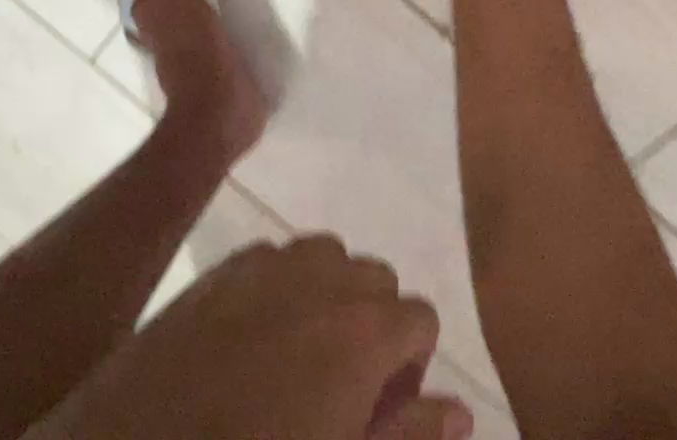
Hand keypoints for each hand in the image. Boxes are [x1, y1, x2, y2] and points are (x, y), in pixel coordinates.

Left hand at [28, 236, 471, 439]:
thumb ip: (410, 435)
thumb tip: (460, 409)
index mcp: (362, 332)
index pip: (420, 316)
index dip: (409, 366)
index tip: (378, 408)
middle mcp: (320, 281)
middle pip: (375, 276)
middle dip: (372, 323)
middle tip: (340, 386)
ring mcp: (263, 269)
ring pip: (326, 255)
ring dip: (328, 294)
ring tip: (298, 356)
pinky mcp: (216, 273)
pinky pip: (272, 257)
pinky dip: (280, 283)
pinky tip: (250, 339)